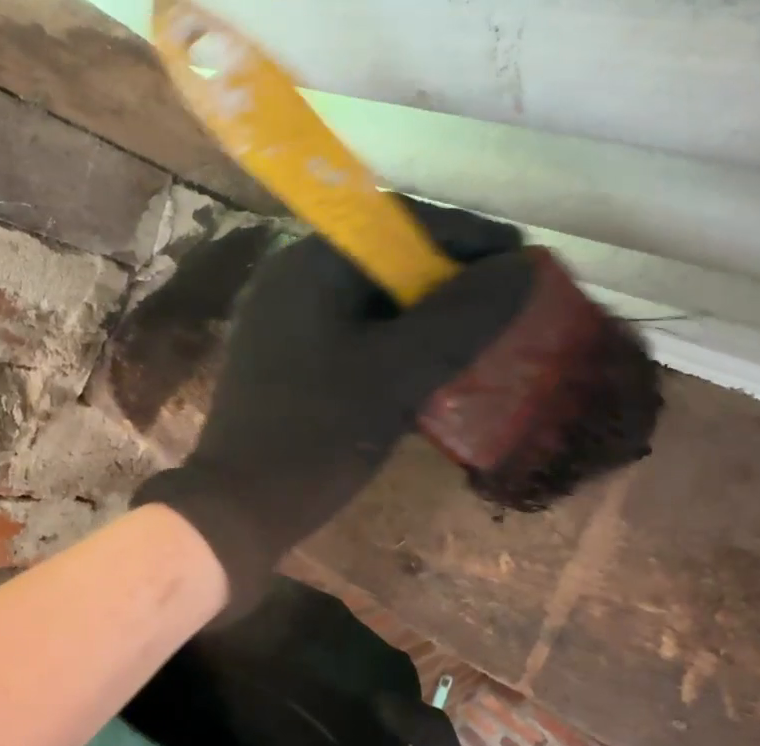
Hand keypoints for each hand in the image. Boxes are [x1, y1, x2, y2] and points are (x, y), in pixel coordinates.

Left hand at [134, 201, 536, 613]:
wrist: (235, 509)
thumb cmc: (316, 437)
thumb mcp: (399, 374)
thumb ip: (463, 315)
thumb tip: (523, 267)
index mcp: (315, 263)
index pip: (407, 223)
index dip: (473, 238)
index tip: (524, 265)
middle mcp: (292, 277)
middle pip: (388, 259)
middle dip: (450, 279)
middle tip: (503, 306)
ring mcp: (282, 320)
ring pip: (369, 301)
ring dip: (422, 315)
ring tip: (475, 339)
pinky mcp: (282, 360)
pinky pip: (350, 334)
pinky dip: (391, 344)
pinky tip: (424, 371)